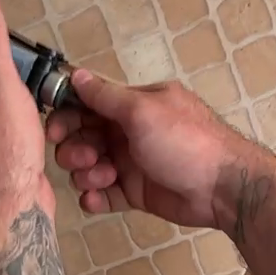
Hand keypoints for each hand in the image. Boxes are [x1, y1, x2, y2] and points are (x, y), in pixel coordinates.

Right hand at [46, 72, 275, 236]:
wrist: (222, 188)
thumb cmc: (186, 142)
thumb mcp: (143, 111)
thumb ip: (106, 96)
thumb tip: (77, 74)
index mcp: (134, 106)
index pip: (88, 105)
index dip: (66, 116)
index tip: (53, 130)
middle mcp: (130, 132)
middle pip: (83, 137)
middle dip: (74, 148)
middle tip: (84, 158)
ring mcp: (132, 163)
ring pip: (89, 167)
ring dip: (85, 173)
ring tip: (102, 178)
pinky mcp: (134, 193)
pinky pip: (103, 195)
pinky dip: (94, 198)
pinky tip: (96, 200)